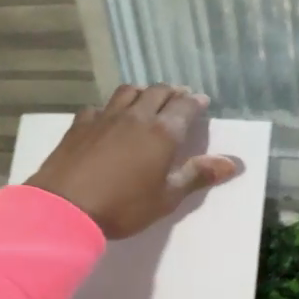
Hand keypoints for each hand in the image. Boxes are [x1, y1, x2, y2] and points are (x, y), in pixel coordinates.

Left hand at [26, 84, 242, 239]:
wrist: (65, 207)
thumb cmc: (123, 207)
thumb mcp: (166, 198)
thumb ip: (197, 175)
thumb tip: (233, 163)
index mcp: (162, 132)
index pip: (185, 106)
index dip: (196, 102)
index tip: (202, 102)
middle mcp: (136, 116)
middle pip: (158, 91)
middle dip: (172, 92)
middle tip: (179, 98)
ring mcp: (105, 116)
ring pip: (128, 91)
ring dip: (142, 92)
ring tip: (147, 99)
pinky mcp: (80, 123)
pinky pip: (100, 106)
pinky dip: (111, 107)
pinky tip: (109, 117)